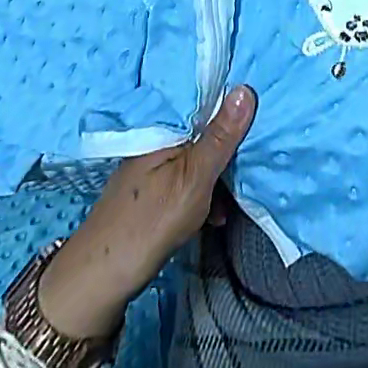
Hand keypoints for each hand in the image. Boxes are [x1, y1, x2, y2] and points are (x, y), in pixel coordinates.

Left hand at [36, 85, 256, 338]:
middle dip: (232, 139)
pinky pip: (190, 178)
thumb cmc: (150, 222)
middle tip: (263, 148)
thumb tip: (245, 88)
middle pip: (204, 128)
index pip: (205, 98)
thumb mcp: (194, 177)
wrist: (100, 279)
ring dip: (222, 171)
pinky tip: (218, 214)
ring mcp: (154, 165)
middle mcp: (158, 138)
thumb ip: (220, 136)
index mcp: (164, 127)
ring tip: (243, 187)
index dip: (235, 99)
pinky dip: (207, 191)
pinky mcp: (155, 189)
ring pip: (200, 155)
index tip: (266, 101)